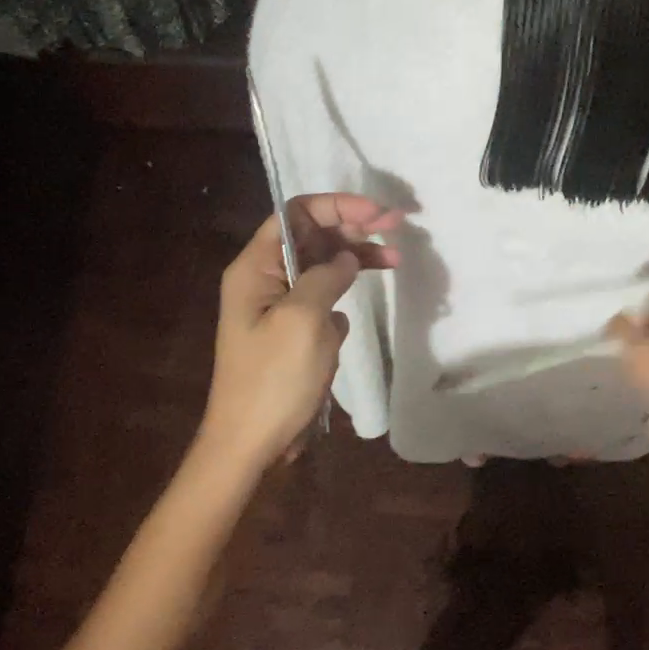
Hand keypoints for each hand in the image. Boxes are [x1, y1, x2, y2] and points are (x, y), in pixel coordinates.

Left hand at [197, 194, 402, 469]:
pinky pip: (324, 301)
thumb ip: (326, 277)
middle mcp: (264, 280)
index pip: (295, 214)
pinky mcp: (294, 334)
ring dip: (356, 260)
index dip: (337, 206)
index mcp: (254, 268)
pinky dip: (346, 296)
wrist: (251, 444)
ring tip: (395, 261)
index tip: (378, 214)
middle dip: (353, 227)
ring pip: (322, 267)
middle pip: (311, 236)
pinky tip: (359, 311)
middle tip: (397, 228)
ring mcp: (279, 308)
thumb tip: (345, 258)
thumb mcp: (303, 319)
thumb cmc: (273, 379)